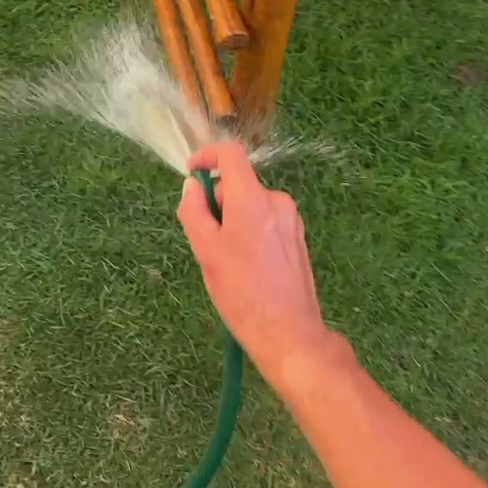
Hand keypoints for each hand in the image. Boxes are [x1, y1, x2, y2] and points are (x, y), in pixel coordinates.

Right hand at [178, 142, 336, 378]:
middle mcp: (276, 200)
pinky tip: (246, 267)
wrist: (288, 333)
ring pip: (250, 204)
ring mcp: (290, 219)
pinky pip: (265, 220)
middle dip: (216, 202)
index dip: (206, 156)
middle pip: (237, 184)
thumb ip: (193, 211)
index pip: (230, 154)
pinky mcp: (297, 237)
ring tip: (225, 260)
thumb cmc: (241, 292)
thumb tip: (192, 187)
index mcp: (252, 198)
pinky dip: (248, 231)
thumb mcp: (205, 250)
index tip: (190, 175)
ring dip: (231, 219)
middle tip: (204, 239)